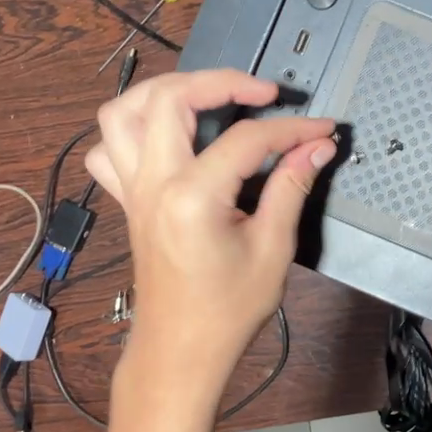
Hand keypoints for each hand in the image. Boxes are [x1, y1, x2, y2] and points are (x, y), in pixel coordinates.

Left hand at [85, 70, 336, 405]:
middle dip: (221, 82)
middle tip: (263, 93)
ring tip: (208, 95)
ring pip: (122, 111)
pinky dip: (132, 129)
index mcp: (191, 197)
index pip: (246, 138)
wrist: (182, 350)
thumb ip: (292, 186)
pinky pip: (108, 150)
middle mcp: (153, 183)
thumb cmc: (228, 309)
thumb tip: (317, 145)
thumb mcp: (273, 248)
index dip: (292, 128)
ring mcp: (133, 190)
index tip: (323, 129)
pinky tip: (167, 136)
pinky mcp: (128, 200)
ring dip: (165, 91)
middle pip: (169, 98)